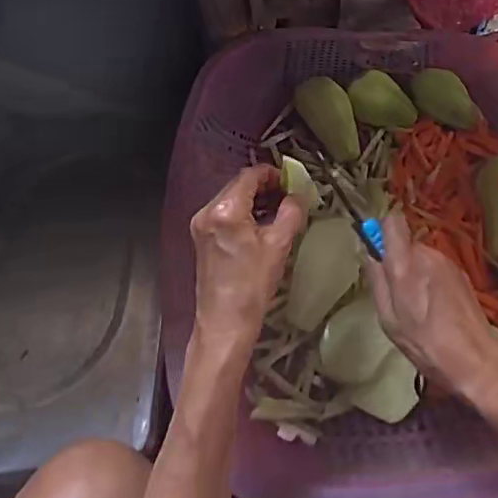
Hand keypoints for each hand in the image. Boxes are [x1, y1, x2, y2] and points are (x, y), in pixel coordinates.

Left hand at [190, 166, 304, 343]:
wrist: (225, 323)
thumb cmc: (253, 285)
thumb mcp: (279, 245)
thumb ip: (291, 212)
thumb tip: (297, 195)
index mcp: (225, 210)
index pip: (249, 176)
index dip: (271, 174)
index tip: (289, 181)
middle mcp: (207, 212)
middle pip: (238, 185)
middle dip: (263, 187)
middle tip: (287, 196)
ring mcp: (201, 225)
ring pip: (230, 199)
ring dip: (253, 200)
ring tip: (277, 211)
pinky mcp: (201, 237)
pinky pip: (224, 214)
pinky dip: (242, 213)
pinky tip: (260, 225)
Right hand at [361, 213, 497, 399]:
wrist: (476, 359)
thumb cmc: (425, 344)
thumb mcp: (388, 319)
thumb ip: (376, 281)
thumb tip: (369, 255)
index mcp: (405, 264)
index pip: (392, 221)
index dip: (382, 231)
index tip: (378, 251)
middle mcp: (427, 254)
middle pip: (406, 242)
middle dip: (398, 260)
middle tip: (397, 293)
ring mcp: (447, 261)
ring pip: (422, 255)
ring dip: (416, 271)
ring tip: (418, 304)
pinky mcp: (461, 272)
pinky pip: (436, 266)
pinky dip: (431, 279)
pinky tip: (436, 306)